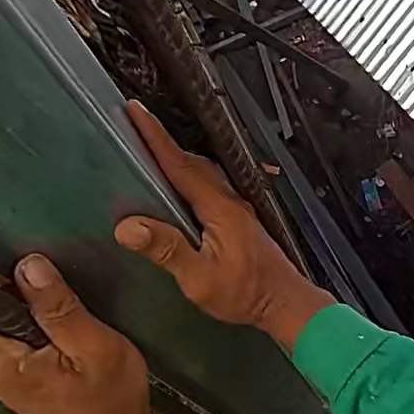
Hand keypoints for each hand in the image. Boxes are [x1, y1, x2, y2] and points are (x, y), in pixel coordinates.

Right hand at [116, 102, 334, 351]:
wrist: (285, 303)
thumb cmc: (246, 294)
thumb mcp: (200, 279)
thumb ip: (167, 250)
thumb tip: (128, 227)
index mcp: (219, 208)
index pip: (181, 165)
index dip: (155, 137)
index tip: (135, 111)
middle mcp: (230, 201)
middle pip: (191, 163)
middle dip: (162, 142)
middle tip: (134, 127)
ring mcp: (237, 209)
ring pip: (203, 174)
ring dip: (176, 160)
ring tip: (150, 153)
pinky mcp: (239, 220)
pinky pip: (209, 188)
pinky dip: (189, 177)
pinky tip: (179, 188)